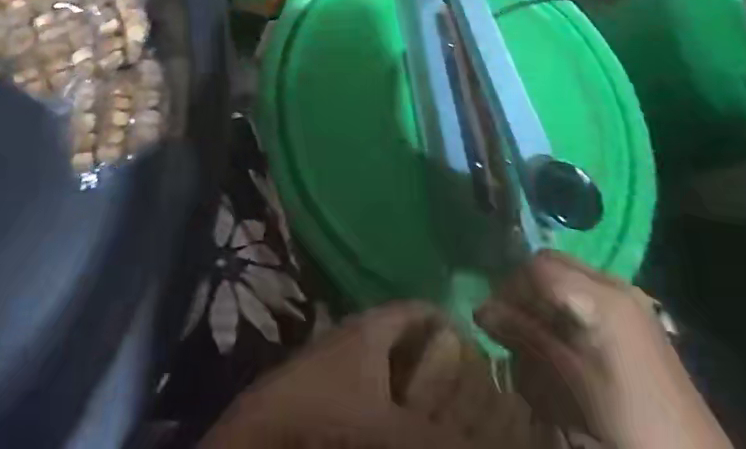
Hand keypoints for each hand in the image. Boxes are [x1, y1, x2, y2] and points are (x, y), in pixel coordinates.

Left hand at [202, 303, 482, 448]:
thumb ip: (438, 435)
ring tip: (438, 399)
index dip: (449, 321)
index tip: (479, 343)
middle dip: (433, 352)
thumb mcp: (392, 431)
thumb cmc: (328, 416)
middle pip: (402, 332)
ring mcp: (335, 356)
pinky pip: (365, 379)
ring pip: (383, 357)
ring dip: (410, 375)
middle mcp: (354, 333)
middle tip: (465, 378)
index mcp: (371, 328)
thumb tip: (483, 438)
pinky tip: (397, 415)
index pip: (418, 309)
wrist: (261, 434)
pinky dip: (386, 391)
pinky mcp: (321, 383)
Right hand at [476, 252, 733, 448]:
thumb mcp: (568, 381)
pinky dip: (567, 314)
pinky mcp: (637, 319)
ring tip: (539, 348)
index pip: (538, 266)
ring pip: (567, 280)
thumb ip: (526, 338)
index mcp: (600, 295)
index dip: (510, 287)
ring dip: (545, 305)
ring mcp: (630, 300)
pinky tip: (567, 352)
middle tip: (513, 330)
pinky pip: (588, 297)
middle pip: (553, 265)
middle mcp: (615, 284)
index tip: (495, 320)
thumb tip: (482, 310)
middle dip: (526, 293)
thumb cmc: (624, 417)